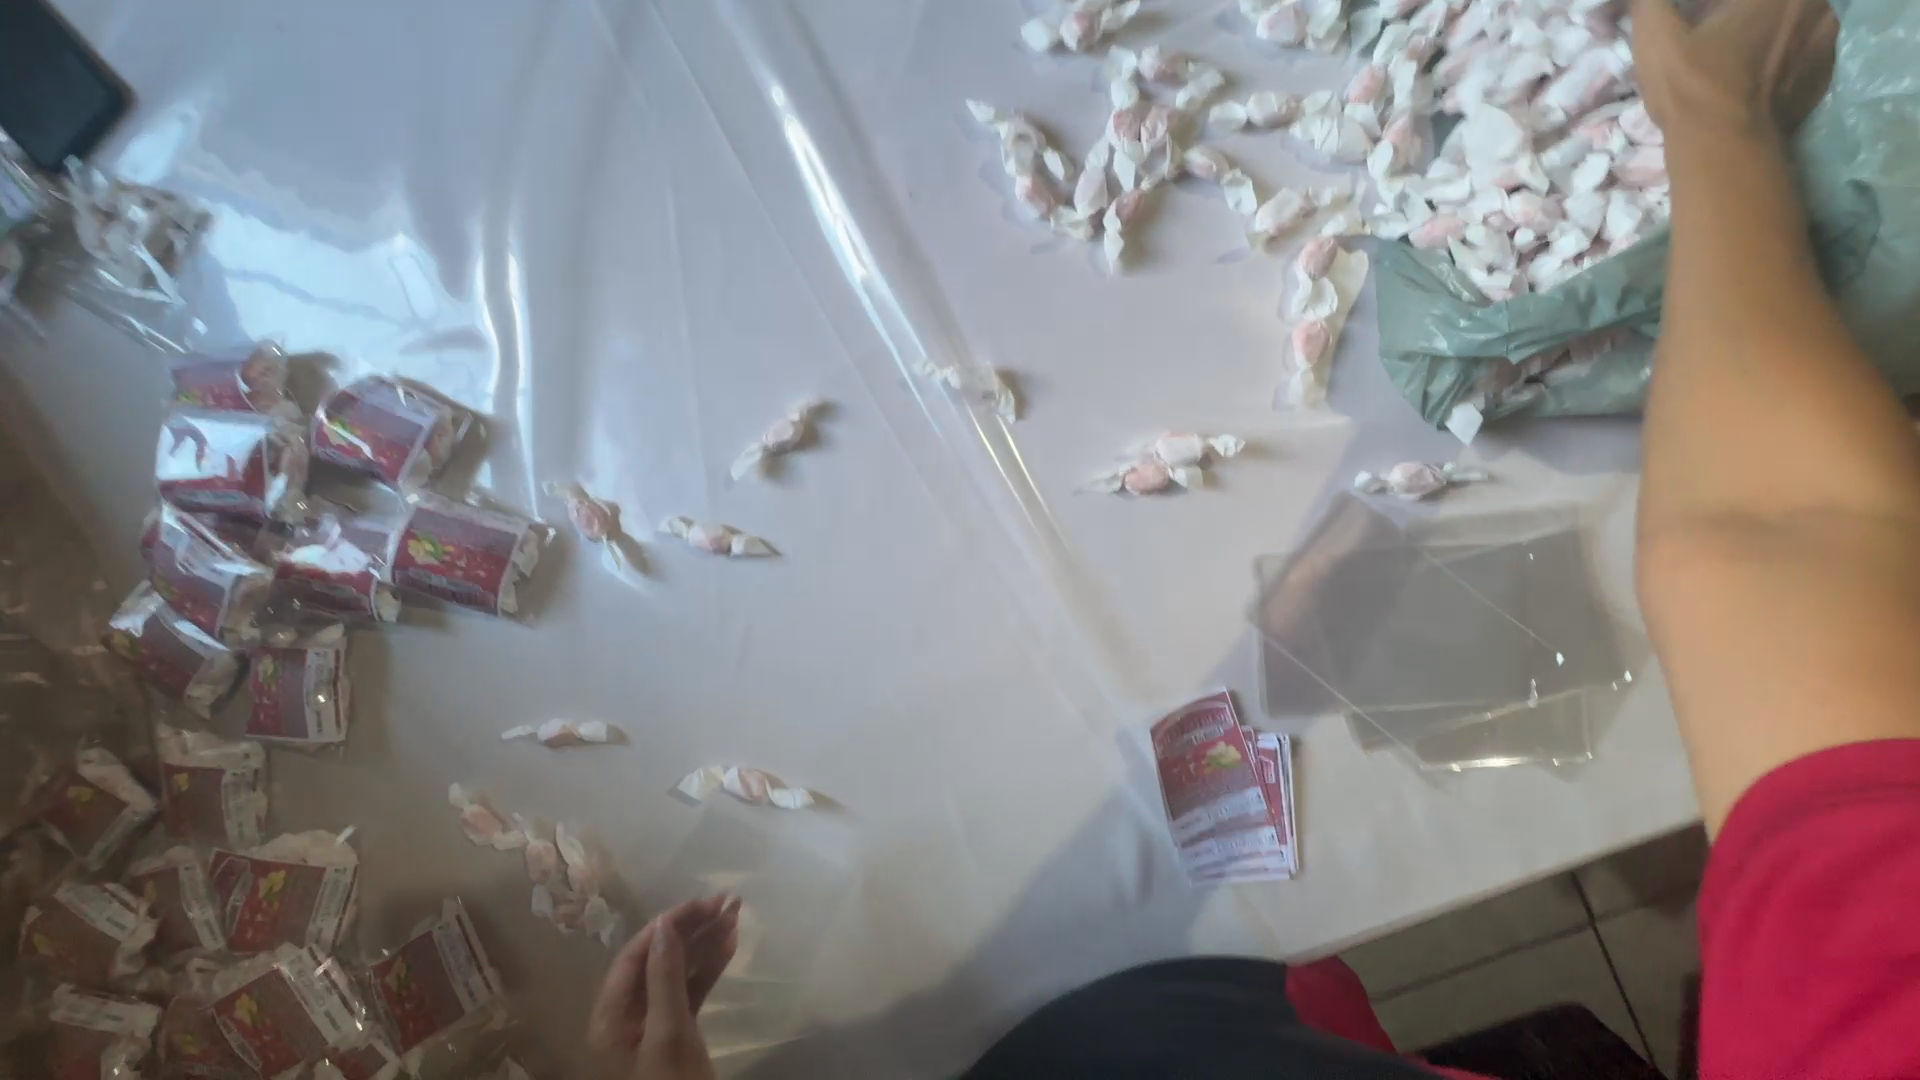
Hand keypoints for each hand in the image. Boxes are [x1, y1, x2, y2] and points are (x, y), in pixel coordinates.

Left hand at [588, 895, 741, 1078]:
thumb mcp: (669, 1033)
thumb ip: (664, 977)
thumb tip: (664, 926)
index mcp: (611, 1018)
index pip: (635, 956)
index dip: (667, 926)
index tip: (702, 904)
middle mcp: (626, 1015)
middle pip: (658, 958)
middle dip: (692, 928)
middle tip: (726, 903)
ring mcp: (652, 1022)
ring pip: (679, 969)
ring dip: (706, 941)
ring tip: (736, 915)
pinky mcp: (675, 1030)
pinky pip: (691, 988)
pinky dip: (711, 966)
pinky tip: (731, 944)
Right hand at [1631, 0, 1837, 140]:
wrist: (1724, 144)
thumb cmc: (1690, 86)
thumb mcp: (1655, 40)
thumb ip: (1651, 6)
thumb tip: (1647, 1)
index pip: (1734, 6)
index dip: (1712, 15)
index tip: (1699, 25)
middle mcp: (1814, 3)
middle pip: (1772, 8)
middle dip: (1744, 20)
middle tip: (1714, 45)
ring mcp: (1828, 35)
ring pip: (1794, 26)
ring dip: (1769, 38)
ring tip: (1735, 68)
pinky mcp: (1826, 68)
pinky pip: (1805, 54)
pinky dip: (1782, 63)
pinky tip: (1754, 84)